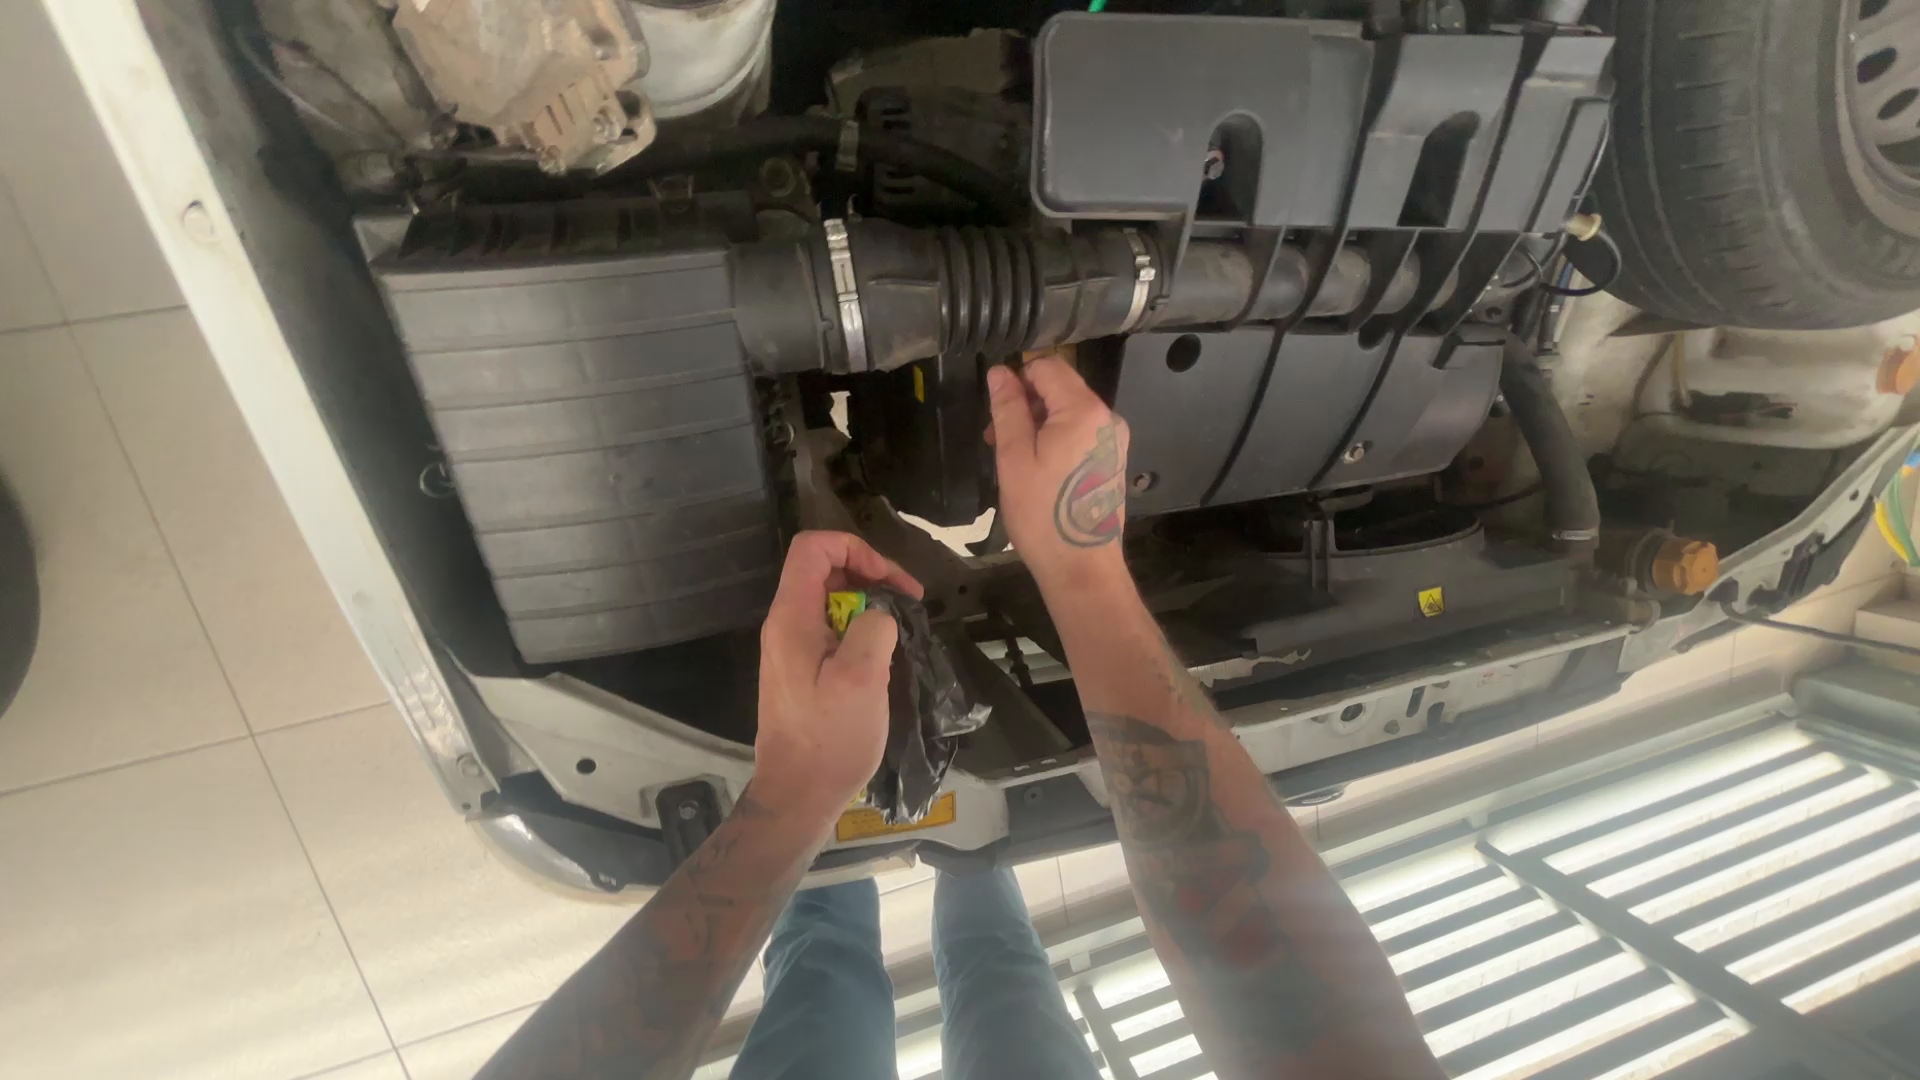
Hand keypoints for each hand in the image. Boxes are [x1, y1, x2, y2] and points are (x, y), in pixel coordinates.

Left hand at [754, 531, 923, 821]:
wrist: (799, 794)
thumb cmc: (830, 738)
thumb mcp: (861, 678)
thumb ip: (873, 627)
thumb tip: (879, 613)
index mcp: (792, 618)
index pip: (813, 548)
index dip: (855, 549)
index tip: (890, 581)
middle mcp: (786, 624)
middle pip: (824, 569)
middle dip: (870, 575)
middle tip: (909, 603)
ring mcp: (792, 647)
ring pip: (831, 599)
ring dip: (869, 604)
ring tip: (902, 628)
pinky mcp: (803, 669)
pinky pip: (832, 628)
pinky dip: (861, 628)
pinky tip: (884, 654)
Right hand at [986, 348, 1131, 590]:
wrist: (1081, 568)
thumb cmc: (1042, 514)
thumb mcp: (1014, 458)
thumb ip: (1008, 409)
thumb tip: (999, 372)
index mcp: (1085, 410)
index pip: (1048, 366)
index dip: (1017, 379)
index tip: (997, 411)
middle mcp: (1107, 419)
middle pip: (1061, 389)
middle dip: (1026, 405)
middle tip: (996, 440)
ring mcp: (1114, 442)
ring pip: (1069, 414)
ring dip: (1038, 425)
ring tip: (1014, 460)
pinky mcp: (1112, 462)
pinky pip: (1080, 436)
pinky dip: (1055, 442)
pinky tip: (1038, 472)